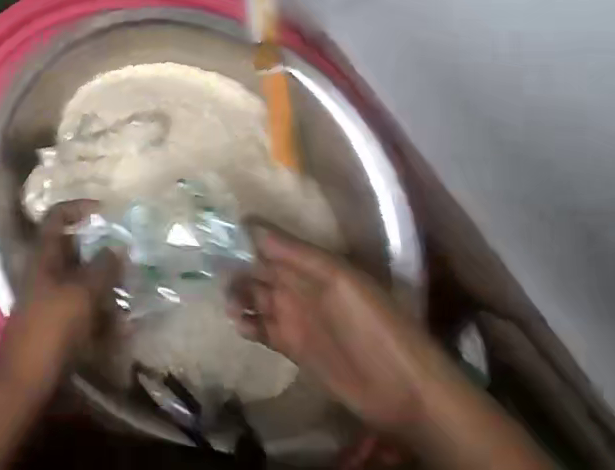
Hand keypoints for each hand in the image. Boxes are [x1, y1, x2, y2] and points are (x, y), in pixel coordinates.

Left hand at [0, 200, 124, 395]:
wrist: (24, 383)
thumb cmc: (51, 330)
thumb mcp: (81, 294)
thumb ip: (101, 268)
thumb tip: (118, 245)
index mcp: (44, 256)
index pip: (57, 217)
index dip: (79, 208)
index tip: (107, 211)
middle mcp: (44, 272)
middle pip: (73, 250)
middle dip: (101, 250)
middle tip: (129, 254)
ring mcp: (49, 300)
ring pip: (81, 280)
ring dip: (105, 283)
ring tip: (132, 289)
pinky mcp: (56, 326)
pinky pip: (83, 309)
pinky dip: (101, 311)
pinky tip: (122, 323)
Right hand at [231, 224, 454, 435]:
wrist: (407, 392)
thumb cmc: (375, 325)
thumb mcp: (337, 279)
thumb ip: (293, 252)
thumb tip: (248, 222)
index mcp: (310, 263)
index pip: (268, 241)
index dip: (242, 235)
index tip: (213, 229)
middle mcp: (298, 285)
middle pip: (255, 267)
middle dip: (232, 263)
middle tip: (207, 265)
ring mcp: (294, 316)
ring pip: (254, 296)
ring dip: (237, 294)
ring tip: (230, 302)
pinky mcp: (292, 347)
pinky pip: (260, 328)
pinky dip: (246, 324)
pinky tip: (240, 324)